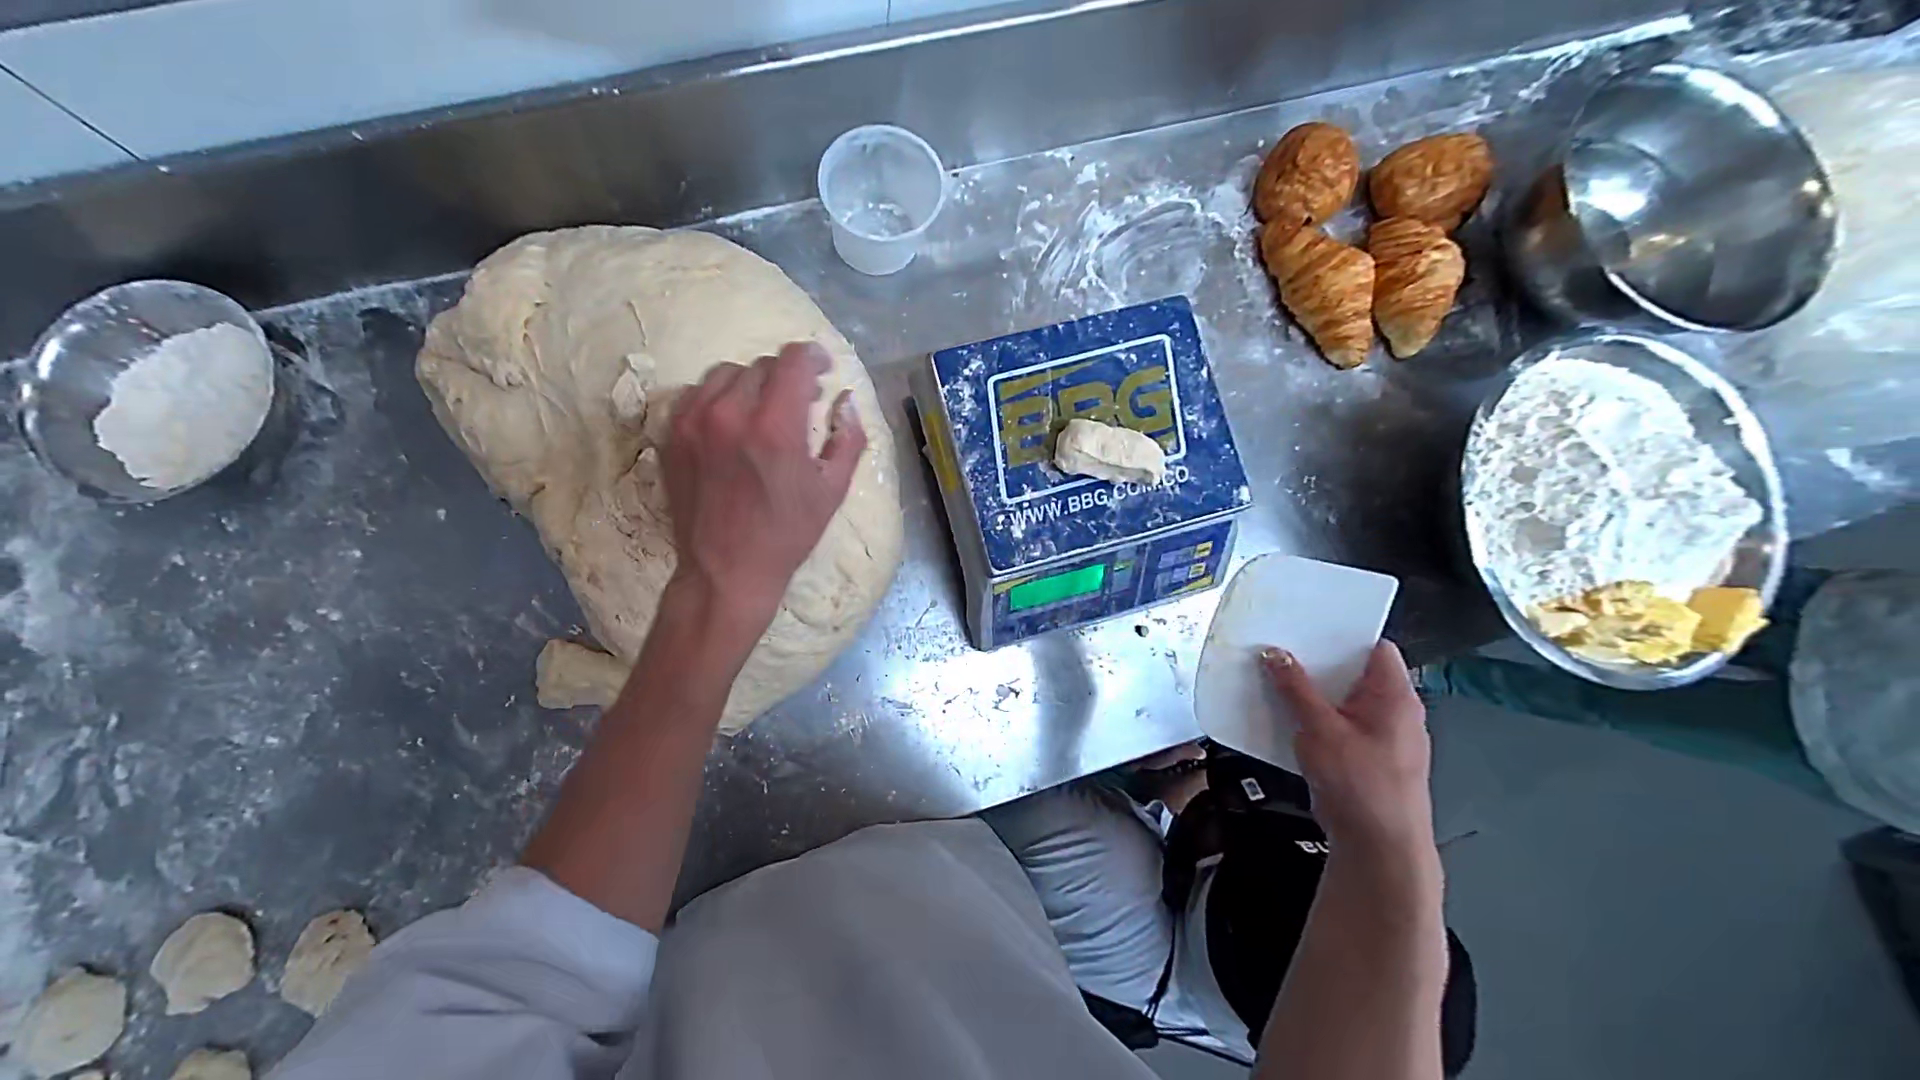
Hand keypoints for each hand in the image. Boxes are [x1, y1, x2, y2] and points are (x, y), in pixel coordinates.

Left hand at [664, 341, 866, 627]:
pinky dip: (719, 398)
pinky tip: (731, 423)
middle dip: (786, 377)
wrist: (726, 569)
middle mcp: (730, 413)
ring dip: (751, 384)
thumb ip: (848, 437)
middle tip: (799, 401)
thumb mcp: (833, 490)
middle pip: (762, 365)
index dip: (814, 357)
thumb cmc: (787, 533)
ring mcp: (693, 421)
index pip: (794, 360)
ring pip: (727, 374)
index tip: (822, 369)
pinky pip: (697, 394)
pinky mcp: (671, 434)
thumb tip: (848, 400)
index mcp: (775, 427)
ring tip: (762, 411)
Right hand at [1260, 641, 1434, 858]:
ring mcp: (1381, 736)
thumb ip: (1295, 688)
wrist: (1378, 846)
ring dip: (1312, 692)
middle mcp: (1394, 711)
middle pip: (1354, 673)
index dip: (1342, 633)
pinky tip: (1285, 716)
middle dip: (1317, 662)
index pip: (1375, 647)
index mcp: (1395, 696)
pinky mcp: (1366, 757)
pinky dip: (1315, 718)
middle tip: (1280, 648)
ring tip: (1275, 677)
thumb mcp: (1319, 728)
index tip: (1306, 625)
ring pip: (1342, 700)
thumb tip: (1275, 653)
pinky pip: (1338, 724)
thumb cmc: (1359, 783)